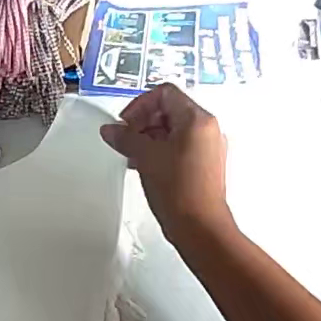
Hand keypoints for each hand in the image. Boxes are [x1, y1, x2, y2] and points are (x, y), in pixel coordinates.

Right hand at [100, 83, 232, 242]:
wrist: (199, 226)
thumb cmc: (181, 192)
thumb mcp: (145, 157)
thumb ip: (125, 138)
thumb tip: (112, 130)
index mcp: (197, 119)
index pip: (165, 93)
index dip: (139, 105)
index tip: (125, 123)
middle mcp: (208, 129)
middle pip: (170, 110)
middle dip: (143, 122)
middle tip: (126, 139)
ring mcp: (209, 147)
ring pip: (174, 129)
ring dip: (150, 138)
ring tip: (134, 156)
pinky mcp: (205, 165)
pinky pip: (181, 147)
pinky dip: (161, 151)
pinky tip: (147, 167)